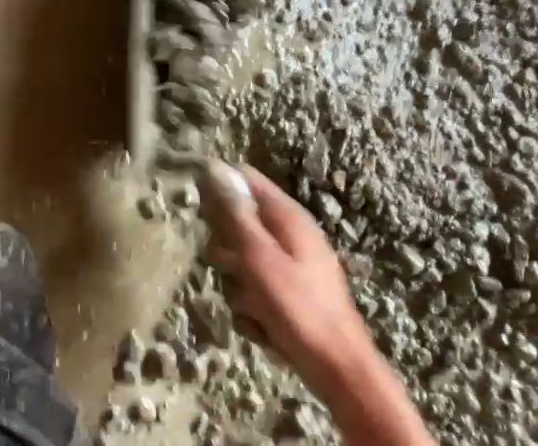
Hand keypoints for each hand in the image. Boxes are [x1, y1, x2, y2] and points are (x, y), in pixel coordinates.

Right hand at [204, 162, 434, 445]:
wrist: (338, 371)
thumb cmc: (297, 307)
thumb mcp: (257, 256)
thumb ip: (234, 213)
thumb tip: (214, 168)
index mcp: (287, 217)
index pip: (244, 178)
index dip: (217, 187)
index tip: (198, 210)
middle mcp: (289, 235)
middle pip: (238, 221)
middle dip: (224, 245)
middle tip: (229, 266)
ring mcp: (290, 266)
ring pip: (240, 258)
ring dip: (236, 282)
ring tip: (249, 302)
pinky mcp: (288, 294)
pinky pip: (253, 288)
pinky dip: (251, 305)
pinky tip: (260, 323)